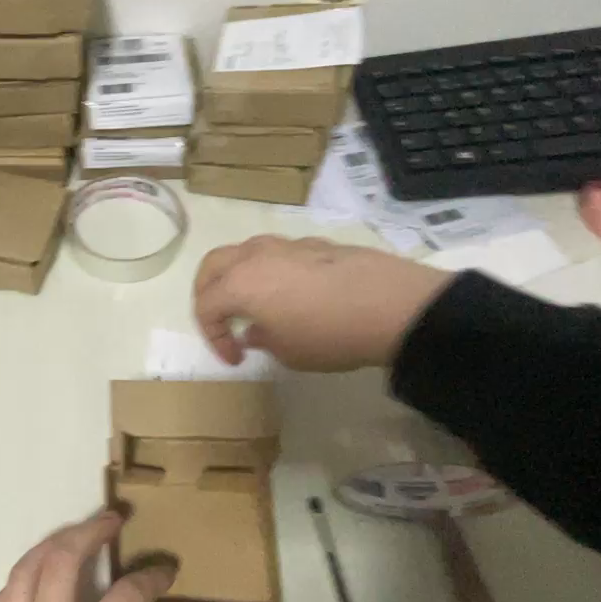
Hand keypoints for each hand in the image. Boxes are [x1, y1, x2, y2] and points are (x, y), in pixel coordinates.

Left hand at [0, 513, 198, 601]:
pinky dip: (23, 573)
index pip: (122, 599)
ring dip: (52, 542)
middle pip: (62, 560)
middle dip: (90, 530)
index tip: (166, 570)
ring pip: (25, 568)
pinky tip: (39, 572)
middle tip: (114, 518)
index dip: (148, 578)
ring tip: (78, 534)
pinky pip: (3, 594)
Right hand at [194, 236, 451, 371]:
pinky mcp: (316, 244)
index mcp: (238, 285)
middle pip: (213, 266)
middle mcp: (254, 257)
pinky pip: (279, 253)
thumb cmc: (330, 335)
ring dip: (239, 276)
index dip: (213, 336)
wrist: (394, 305)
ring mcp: (286, 245)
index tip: (234, 357)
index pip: (205, 307)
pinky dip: (272, 270)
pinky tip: (293, 293)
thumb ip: (261, 339)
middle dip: (208, 292)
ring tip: (255, 302)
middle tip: (221, 318)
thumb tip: (254, 331)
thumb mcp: (288, 352)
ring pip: (245, 252)